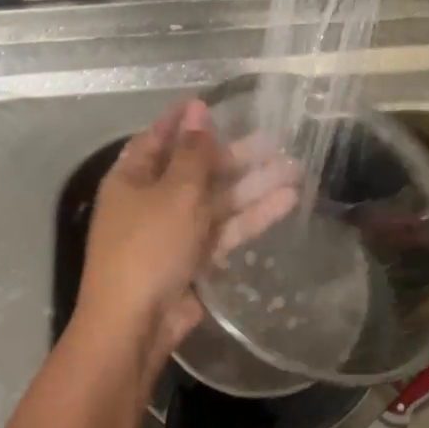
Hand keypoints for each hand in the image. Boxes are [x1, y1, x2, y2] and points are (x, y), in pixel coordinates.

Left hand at [76, 100, 299, 374]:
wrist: (134, 325)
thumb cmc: (148, 247)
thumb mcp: (175, 192)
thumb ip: (194, 152)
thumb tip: (198, 109)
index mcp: (132, 177)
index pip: (158, 137)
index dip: (185, 120)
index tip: (214, 102)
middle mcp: (151, 200)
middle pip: (197, 169)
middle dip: (236, 155)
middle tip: (277, 139)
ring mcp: (174, 232)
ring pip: (217, 200)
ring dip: (253, 185)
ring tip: (296, 168)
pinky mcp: (193, 260)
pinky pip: (224, 229)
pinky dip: (252, 216)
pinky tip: (287, 202)